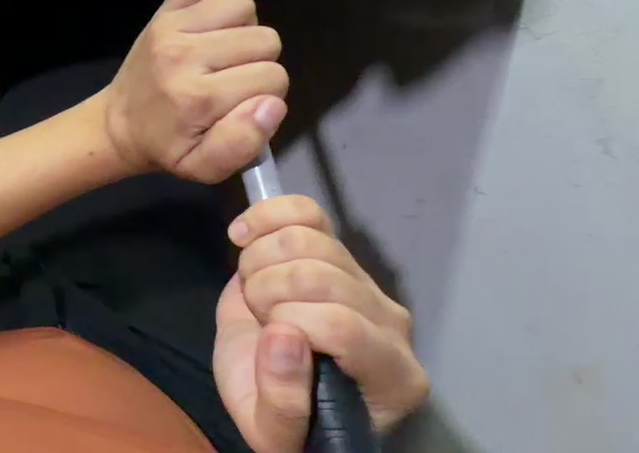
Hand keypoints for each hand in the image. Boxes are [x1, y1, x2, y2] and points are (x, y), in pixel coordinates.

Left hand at [100, 0, 289, 181]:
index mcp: (197, 97)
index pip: (273, 77)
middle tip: (233, 79)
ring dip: (244, 28)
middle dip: (260, 62)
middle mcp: (184, 54)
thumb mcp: (205, 167)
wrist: (118, 123)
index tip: (244, 104)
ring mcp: (171, 26)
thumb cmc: (167, 146)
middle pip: (264, 38)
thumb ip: (243, 142)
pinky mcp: (163, 10)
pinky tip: (215, 22)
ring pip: (243, 5)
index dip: (268, 93)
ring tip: (225, 52)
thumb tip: (272, 103)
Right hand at [214, 196, 428, 452]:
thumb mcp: (270, 429)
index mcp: (394, 379)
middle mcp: (392, 324)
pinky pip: (305, 209)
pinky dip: (264, 215)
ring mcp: (365, 279)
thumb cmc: (274, 405)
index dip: (291, 321)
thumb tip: (285, 335)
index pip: (345, 326)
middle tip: (256, 313)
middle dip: (267, 288)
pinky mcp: (333, 244)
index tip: (268, 337)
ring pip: (310, 238)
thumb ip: (282, 403)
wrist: (259, 368)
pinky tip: (244, 236)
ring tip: (252, 286)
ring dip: (260, 258)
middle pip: (323, 276)